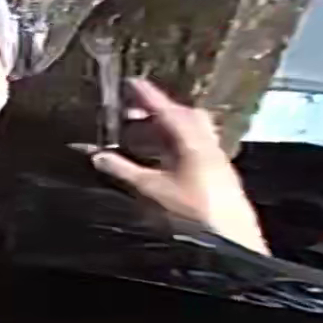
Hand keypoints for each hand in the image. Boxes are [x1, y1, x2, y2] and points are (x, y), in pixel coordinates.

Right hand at [85, 78, 268, 253]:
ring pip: (188, 134)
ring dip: (162, 127)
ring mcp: (213, 163)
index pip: (170, 114)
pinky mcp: (212, 175)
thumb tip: (92, 152)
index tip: (131, 82)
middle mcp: (207, 149)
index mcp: (194, 147)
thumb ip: (119, 168)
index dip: (150, 97)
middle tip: (130, 109)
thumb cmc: (191, 210)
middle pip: (188, 119)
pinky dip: (167, 143)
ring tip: (134, 130)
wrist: (231, 240)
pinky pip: (188, 149)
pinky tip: (149, 153)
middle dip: (159, 110)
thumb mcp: (148, 188)